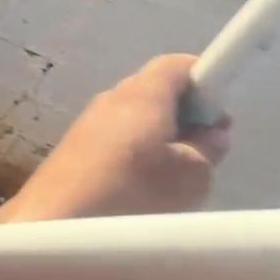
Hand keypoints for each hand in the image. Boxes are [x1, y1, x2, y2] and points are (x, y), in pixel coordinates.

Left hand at [3, 54, 230, 221]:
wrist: (59, 214)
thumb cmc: (135, 189)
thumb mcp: (193, 174)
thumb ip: (207, 147)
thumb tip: (212, 131)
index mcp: (141, 94)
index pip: (174, 65)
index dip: (203, 77)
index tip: (220, 109)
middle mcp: (111, 97)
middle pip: (154, 87)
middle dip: (186, 109)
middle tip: (208, 142)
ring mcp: (90, 118)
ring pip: (135, 112)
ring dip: (162, 130)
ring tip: (180, 168)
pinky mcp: (77, 141)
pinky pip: (117, 131)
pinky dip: (139, 144)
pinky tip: (146, 179)